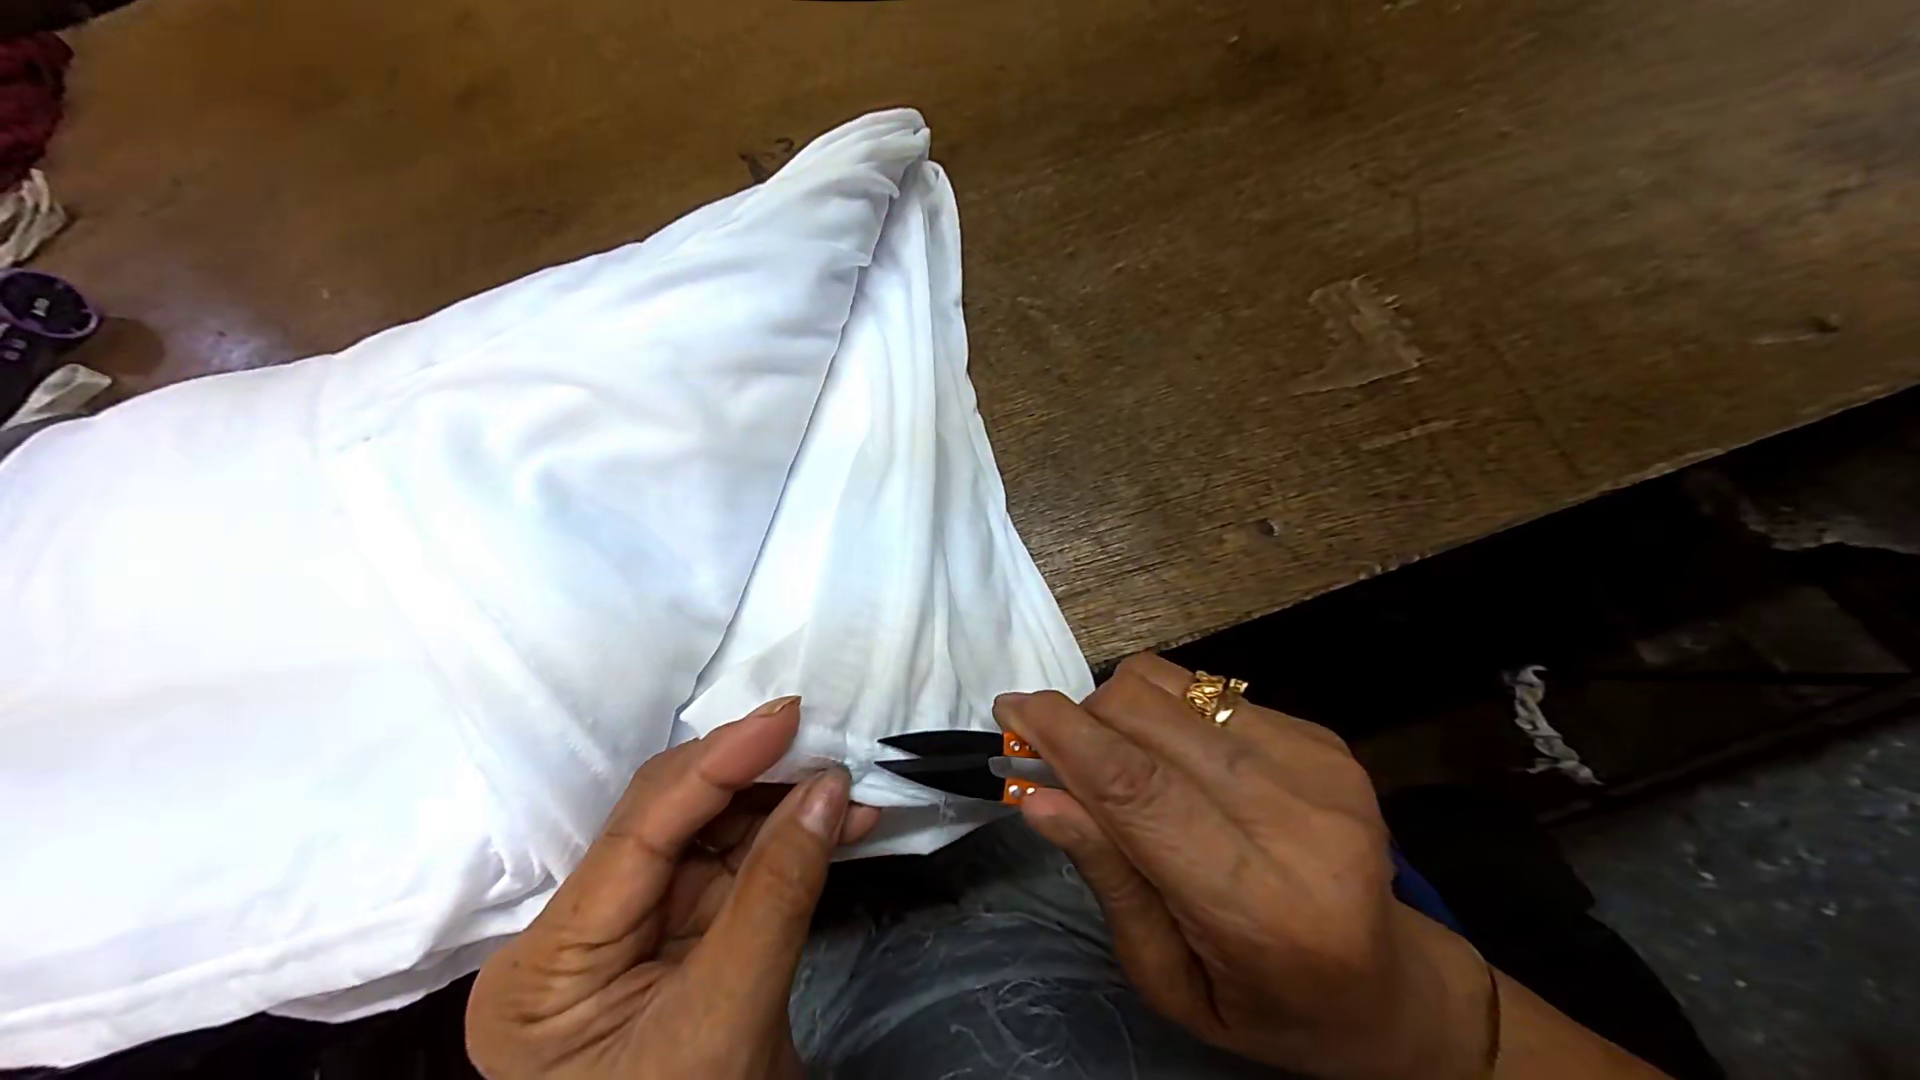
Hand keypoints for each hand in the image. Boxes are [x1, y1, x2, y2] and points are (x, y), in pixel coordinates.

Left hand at [466, 697, 879, 1079]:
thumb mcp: (727, 1021)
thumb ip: (776, 894)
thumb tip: (827, 787)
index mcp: (547, 963)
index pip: (636, 832)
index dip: (715, 764)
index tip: (783, 718)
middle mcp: (582, 931)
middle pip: (672, 820)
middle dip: (753, 778)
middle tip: (820, 744)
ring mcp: (638, 928)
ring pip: (715, 833)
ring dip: (784, 806)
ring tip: (845, 788)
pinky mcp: (688, 931)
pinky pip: (743, 865)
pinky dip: (793, 841)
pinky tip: (840, 824)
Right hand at [1001, 655, 1494, 1079]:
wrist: (1393, 986)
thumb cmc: (1266, 1005)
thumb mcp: (1166, 977)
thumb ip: (1106, 876)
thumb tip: (1038, 797)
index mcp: (1259, 907)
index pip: (1137, 789)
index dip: (1064, 735)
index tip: (1010, 709)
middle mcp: (1298, 820)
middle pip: (1147, 715)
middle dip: (1082, 718)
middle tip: (1063, 754)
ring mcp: (1319, 766)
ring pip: (1170, 684)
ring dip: (1121, 710)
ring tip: (1128, 761)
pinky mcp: (1323, 737)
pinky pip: (1204, 688)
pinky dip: (1166, 712)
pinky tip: (1182, 760)